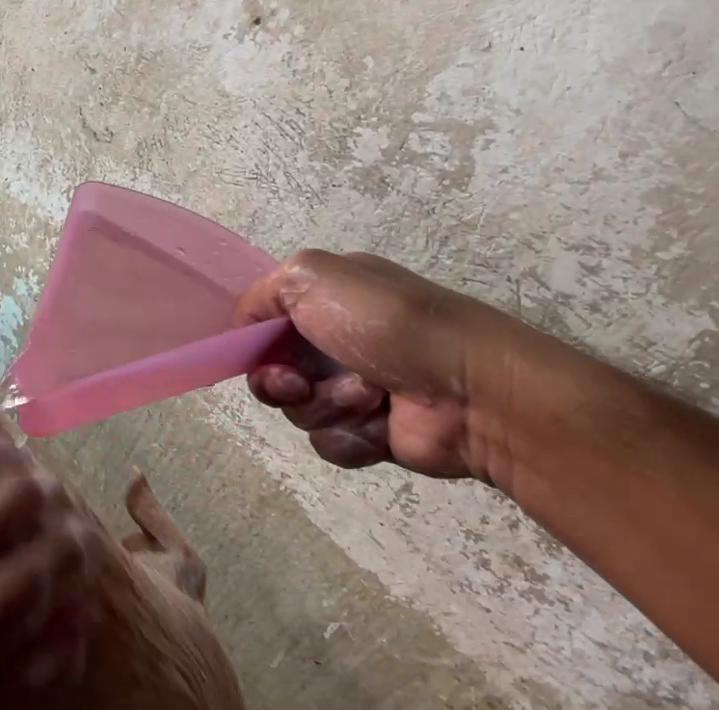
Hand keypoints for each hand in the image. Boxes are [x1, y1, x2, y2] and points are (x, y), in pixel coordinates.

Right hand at [237, 250, 530, 481]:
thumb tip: (245, 330)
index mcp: (328, 300)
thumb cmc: (389, 323)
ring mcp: (357, 389)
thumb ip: (258, 294)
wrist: (475, 390)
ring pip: (297, 409)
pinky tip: (379, 424)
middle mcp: (339, 342)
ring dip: (324, 405)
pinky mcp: (375, 433)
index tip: (253, 349)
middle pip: (271, 370)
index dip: (252, 338)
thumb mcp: (310, 276)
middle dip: (277, 381)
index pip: (265, 320)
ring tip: (367, 397)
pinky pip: (328, 442)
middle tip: (295, 384)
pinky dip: (348, 435)